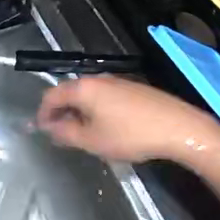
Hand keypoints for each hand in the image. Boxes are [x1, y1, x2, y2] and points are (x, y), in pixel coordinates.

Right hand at [36, 75, 219, 164]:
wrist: (177, 128)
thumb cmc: (130, 135)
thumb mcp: (92, 140)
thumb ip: (65, 133)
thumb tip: (48, 126)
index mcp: (83, 88)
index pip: (51, 95)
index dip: (42, 113)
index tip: (41, 131)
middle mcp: (99, 79)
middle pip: (70, 92)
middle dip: (61, 113)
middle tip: (60, 135)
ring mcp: (118, 82)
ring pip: (89, 95)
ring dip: (80, 112)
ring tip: (83, 135)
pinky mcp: (134, 89)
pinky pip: (105, 97)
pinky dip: (97, 110)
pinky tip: (107, 129)